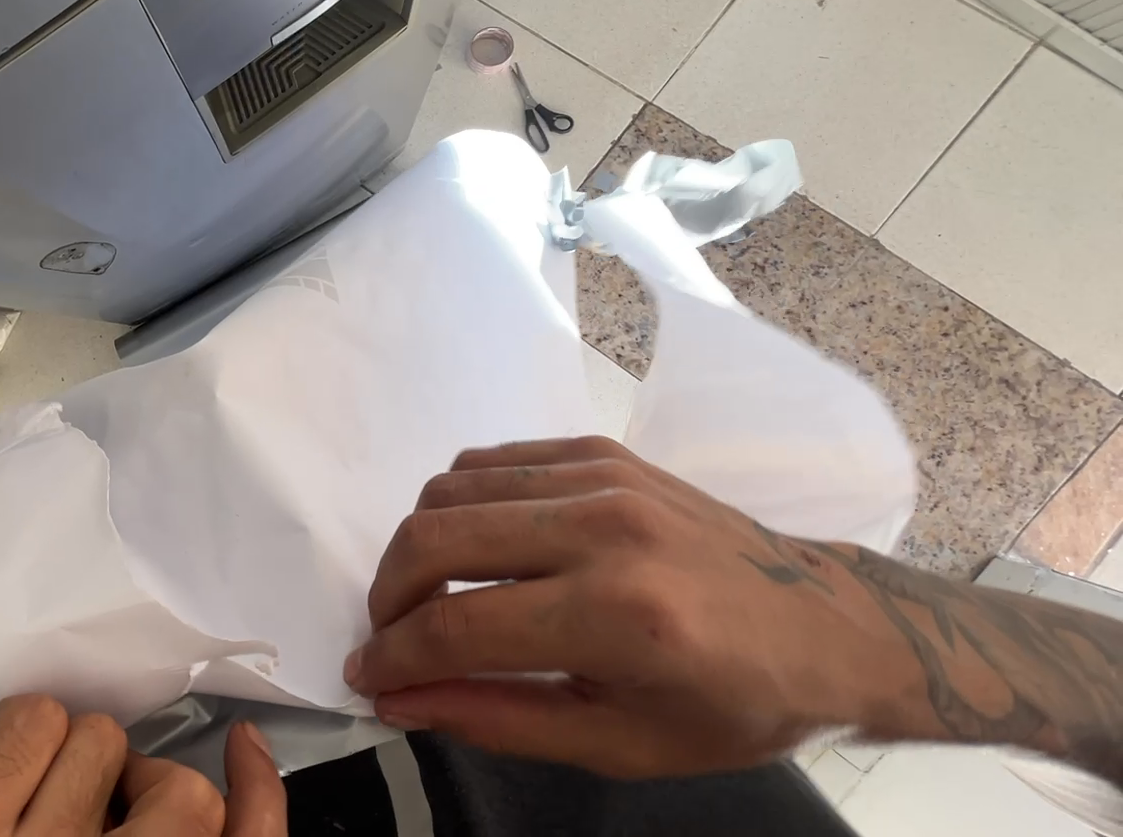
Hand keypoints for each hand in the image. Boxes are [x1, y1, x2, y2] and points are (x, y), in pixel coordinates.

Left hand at [0, 694, 287, 836]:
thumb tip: (190, 784)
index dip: (262, 802)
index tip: (247, 753)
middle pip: (184, 798)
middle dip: (142, 786)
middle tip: (96, 802)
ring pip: (101, 739)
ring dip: (66, 757)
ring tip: (21, 797)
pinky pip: (34, 715)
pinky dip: (18, 731)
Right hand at [343, 437, 917, 778]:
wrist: (831, 622)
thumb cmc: (736, 704)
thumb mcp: (621, 745)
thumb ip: (497, 720)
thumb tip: (399, 702)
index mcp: (620, 617)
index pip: (459, 628)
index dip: (394, 657)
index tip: (365, 675)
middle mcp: (601, 528)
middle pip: (434, 540)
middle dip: (386, 594)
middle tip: (389, 634)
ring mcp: (596, 475)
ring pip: (447, 490)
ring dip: (414, 547)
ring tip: (427, 592)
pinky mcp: (594, 449)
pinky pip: (483, 461)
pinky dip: (454, 505)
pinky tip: (472, 544)